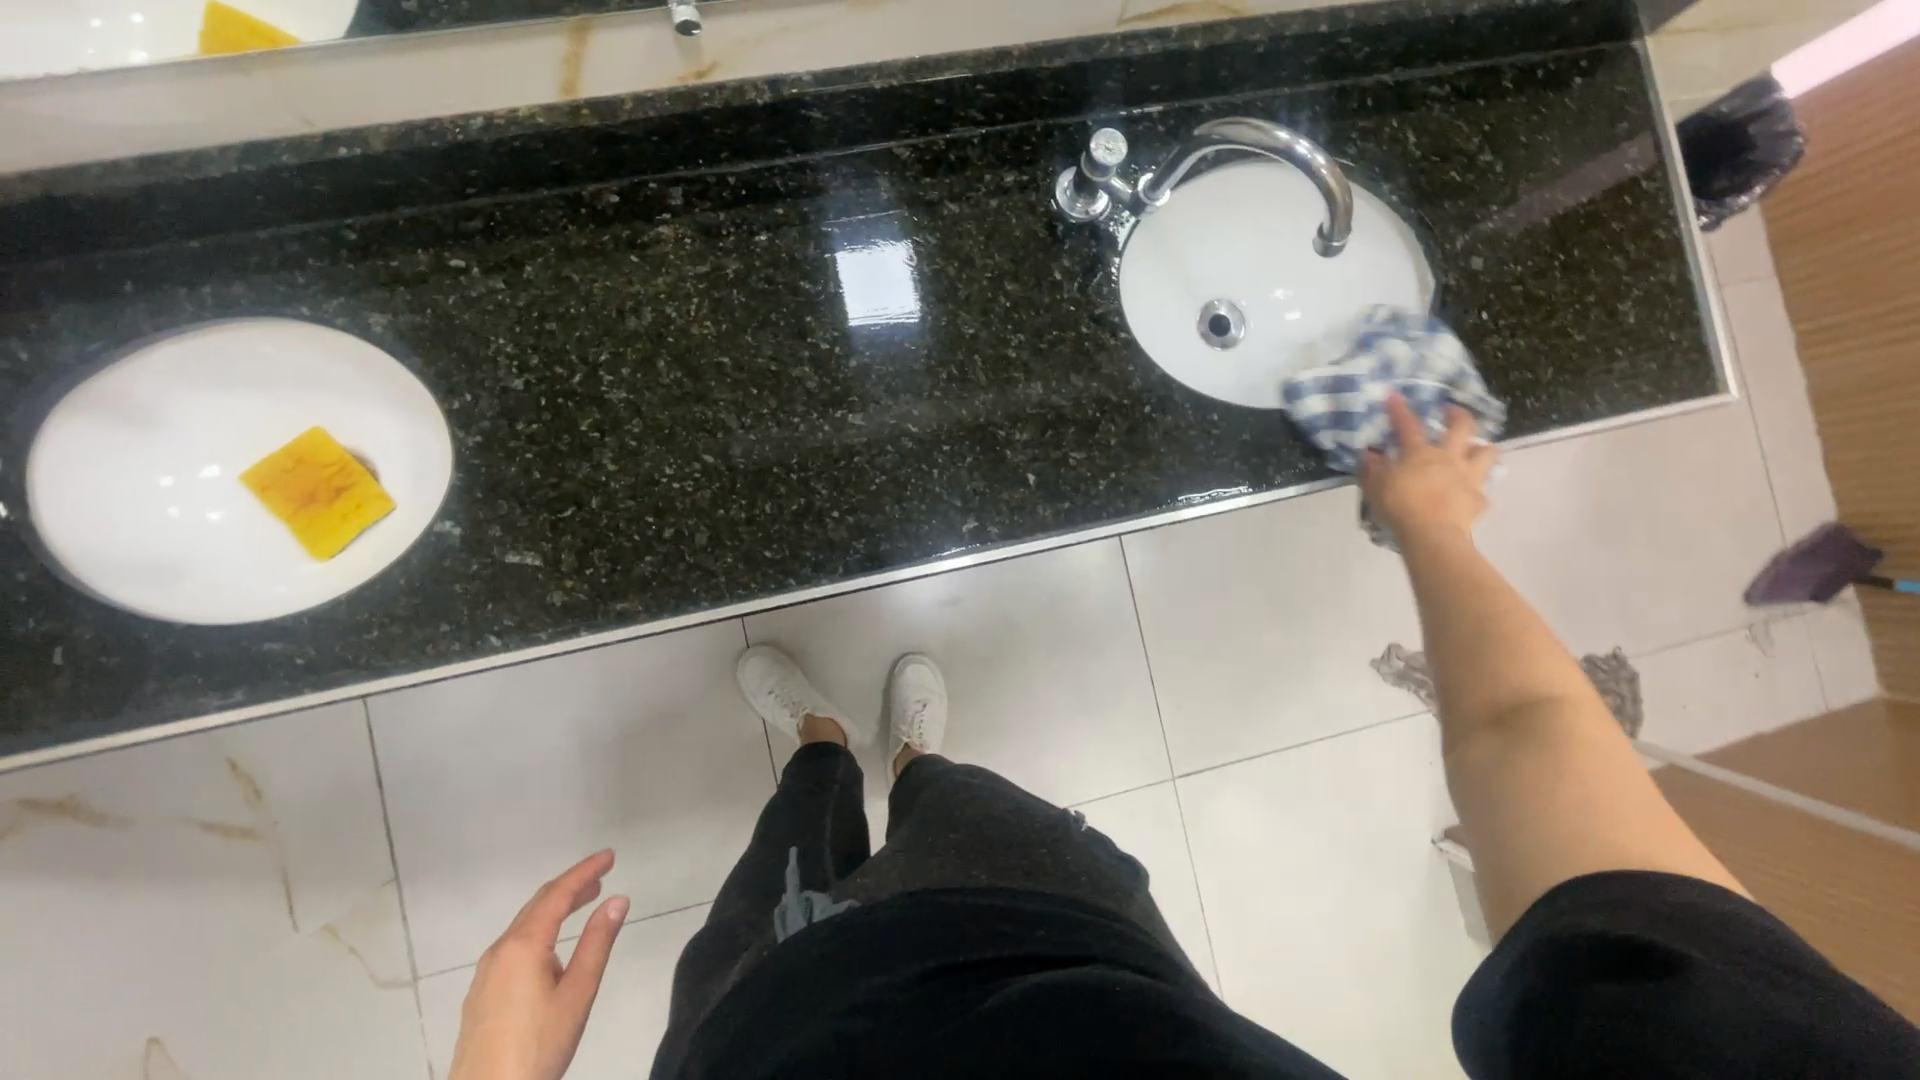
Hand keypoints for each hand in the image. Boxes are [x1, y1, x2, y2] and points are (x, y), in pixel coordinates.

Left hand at [449, 851, 629, 1079]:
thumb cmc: (538, 1045)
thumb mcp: (578, 993)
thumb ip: (597, 942)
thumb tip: (617, 899)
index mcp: (523, 946)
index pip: (558, 894)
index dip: (585, 871)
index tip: (610, 855)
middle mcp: (499, 952)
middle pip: (537, 905)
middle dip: (571, 885)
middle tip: (603, 875)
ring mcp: (486, 974)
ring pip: (524, 926)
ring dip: (555, 908)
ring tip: (585, 903)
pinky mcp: (481, 995)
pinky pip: (514, 945)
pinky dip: (540, 930)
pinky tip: (554, 948)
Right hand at [1360, 393, 1498, 543]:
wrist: (1432, 533)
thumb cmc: (1399, 506)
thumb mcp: (1375, 486)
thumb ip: (1372, 468)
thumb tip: (1369, 453)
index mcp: (1419, 453)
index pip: (1408, 424)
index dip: (1400, 409)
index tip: (1394, 395)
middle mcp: (1448, 457)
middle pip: (1462, 426)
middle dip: (1457, 414)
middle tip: (1450, 411)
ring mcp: (1468, 476)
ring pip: (1487, 452)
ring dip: (1482, 448)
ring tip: (1475, 450)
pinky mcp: (1479, 498)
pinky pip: (1482, 490)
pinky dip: (1476, 489)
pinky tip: (1469, 494)